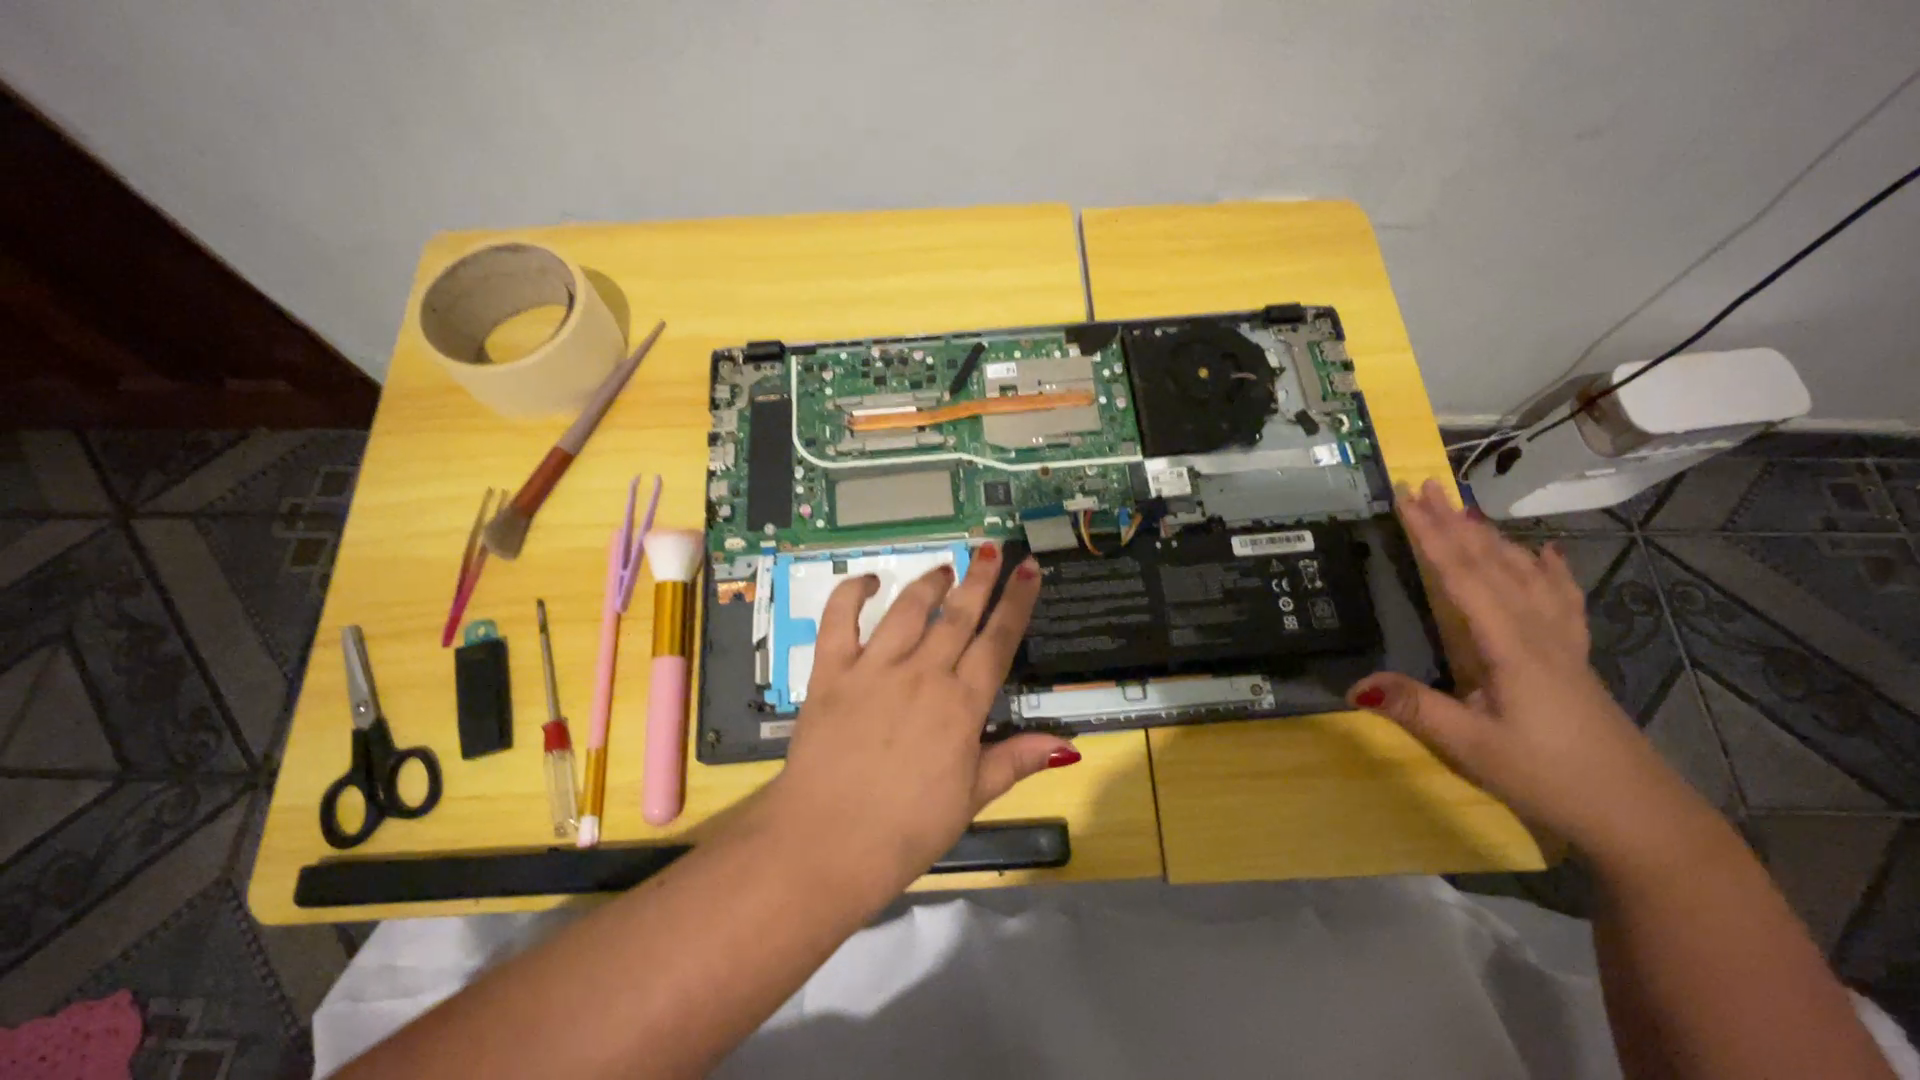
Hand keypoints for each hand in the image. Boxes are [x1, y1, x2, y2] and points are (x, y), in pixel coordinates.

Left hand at [767, 544, 1076, 890]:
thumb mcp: (971, 799)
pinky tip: (867, 582)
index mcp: (961, 705)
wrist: (828, 841)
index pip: (997, 642)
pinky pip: (839, 621)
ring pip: (907, 611)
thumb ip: (1014, 760)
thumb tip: (1067, 744)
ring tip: (945, 568)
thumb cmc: (906, 830)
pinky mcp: (830, 674)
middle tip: (991, 549)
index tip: (1029, 569)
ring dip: (929, 584)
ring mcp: (873, 669)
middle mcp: (922, 674)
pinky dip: (852, 595)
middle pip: (957, 616)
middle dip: (979, 579)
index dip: (1016, 604)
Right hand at [1348, 479, 1710, 857]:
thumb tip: (1355, 684)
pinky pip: (1562, 600)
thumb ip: (1417, 710)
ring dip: (1491, 538)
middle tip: (1426, 486)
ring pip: (1525, 574)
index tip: (1407, 499)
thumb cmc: (1549, 777)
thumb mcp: (1474, 748)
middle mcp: (1537, 632)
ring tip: (1466, 509)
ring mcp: (1561, 643)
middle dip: (1455, 523)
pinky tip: (1546, 553)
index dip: (1432, 536)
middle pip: (1492, 565)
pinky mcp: (1574, 659)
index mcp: (1510, 646)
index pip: (1463, 578)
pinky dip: (1550, 571)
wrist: (1635, 812)